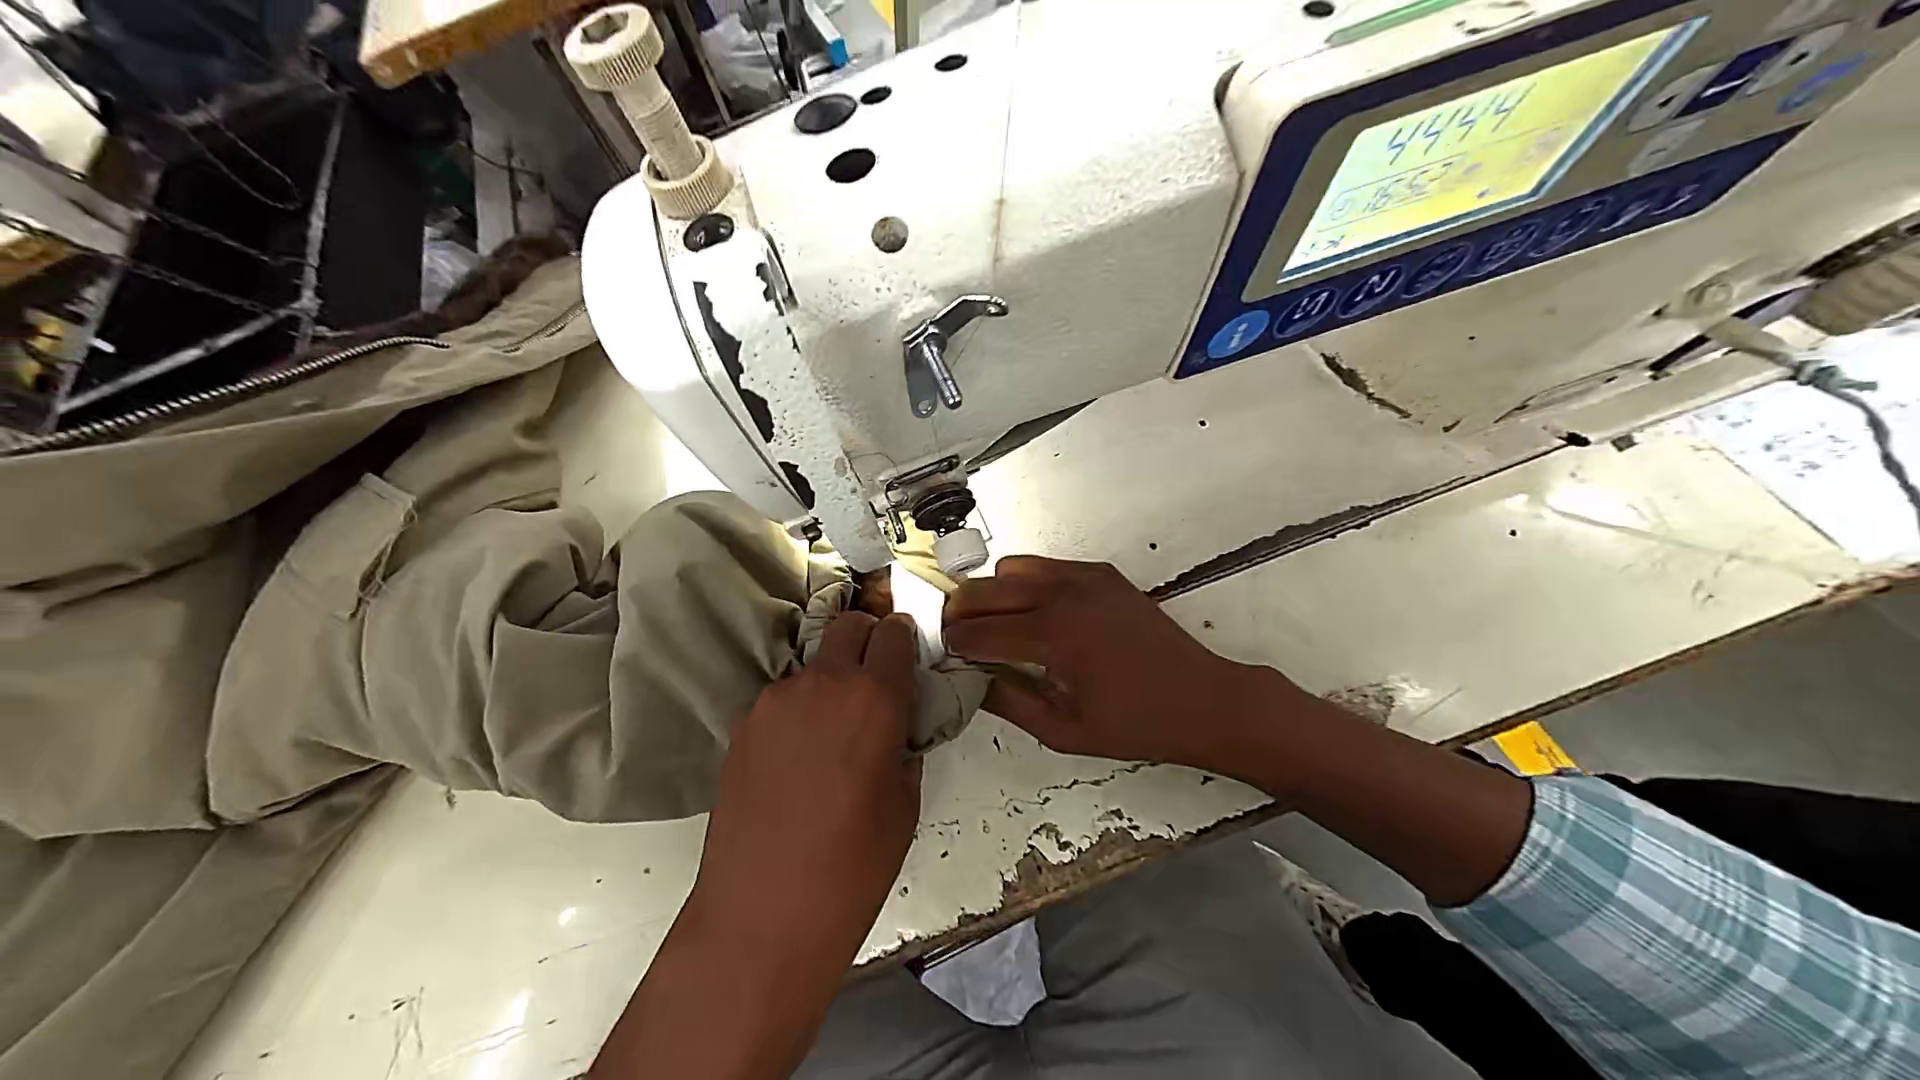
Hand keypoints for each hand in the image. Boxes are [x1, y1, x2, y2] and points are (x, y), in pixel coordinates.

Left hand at [593, 612, 924, 1079]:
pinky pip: (782, 700)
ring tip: (831, 734)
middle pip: (847, 627)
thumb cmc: (852, 866)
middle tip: (874, 676)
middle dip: (867, 639)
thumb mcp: (904, 802)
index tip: (906, 652)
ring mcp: (775, 701)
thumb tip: (895, 725)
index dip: (904, 638)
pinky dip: (798, 712)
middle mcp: (823, 684)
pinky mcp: (743, 723)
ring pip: (812, 666)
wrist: (763, 912)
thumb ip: (903, 744)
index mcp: (874, 698)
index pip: (894, 632)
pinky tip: (797, 758)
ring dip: (829, 681)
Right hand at [945, 557, 1530, 907]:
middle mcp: (1062, 594)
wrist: (1204, 699)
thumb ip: (1010, 701)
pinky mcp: (1103, 574)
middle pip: (984, 589)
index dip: (952, 642)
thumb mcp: (1065, 730)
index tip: (940, 653)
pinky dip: (1027, 582)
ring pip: (1011, 568)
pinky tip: (1035, 612)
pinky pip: (1047, 565)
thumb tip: (971, 680)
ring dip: (992, 592)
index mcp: (1052, 636)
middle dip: (960, 611)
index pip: (978, 630)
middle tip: (956, 637)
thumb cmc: (1136, 724)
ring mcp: (1084, 577)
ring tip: (995, 624)